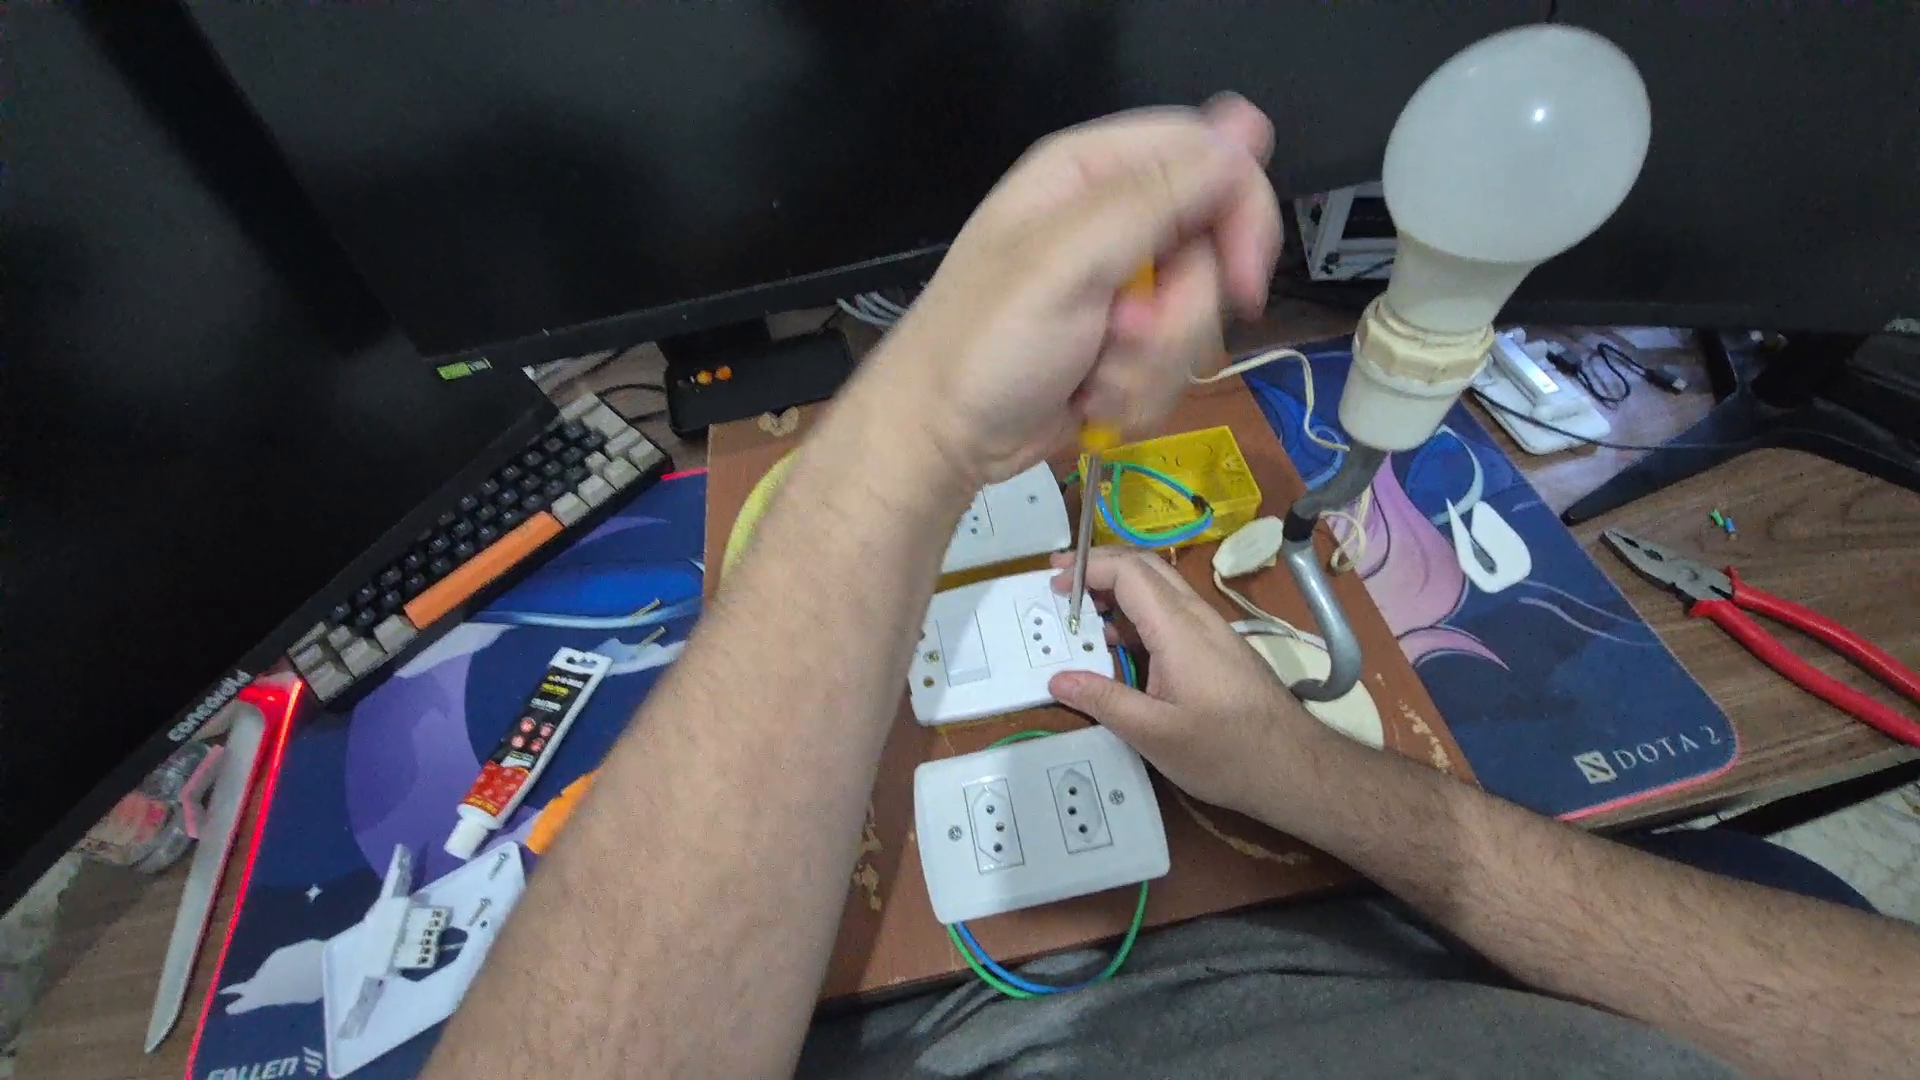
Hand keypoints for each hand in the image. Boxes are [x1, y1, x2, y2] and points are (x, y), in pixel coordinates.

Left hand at [867, 95, 1281, 488]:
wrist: (946, 437)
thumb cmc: (983, 348)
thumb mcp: (1064, 262)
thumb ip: (1154, 197)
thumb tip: (1242, 135)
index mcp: (1090, 177)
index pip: (1209, 158)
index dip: (1239, 214)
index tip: (1240, 279)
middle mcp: (1110, 228)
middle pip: (1212, 253)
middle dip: (1176, 318)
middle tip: (1119, 339)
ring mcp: (1118, 295)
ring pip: (1196, 322)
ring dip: (1149, 367)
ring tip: (1090, 377)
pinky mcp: (1122, 351)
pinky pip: (1172, 368)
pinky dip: (1135, 394)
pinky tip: (1087, 399)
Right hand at [1045, 549, 1338, 820]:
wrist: (1297, 768)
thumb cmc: (1226, 752)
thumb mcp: (1154, 735)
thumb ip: (1104, 702)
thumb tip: (1057, 680)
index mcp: (1178, 628)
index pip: (1129, 572)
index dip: (1088, 569)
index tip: (1054, 583)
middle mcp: (1196, 617)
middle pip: (1145, 568)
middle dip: (1099, 566)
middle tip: (1060, 581)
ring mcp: (1210, 630)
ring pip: (1159, 588)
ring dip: (1117, 588)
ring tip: (1081, 611)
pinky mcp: (1216, 647)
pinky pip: (1170, 611)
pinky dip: (1136, 612)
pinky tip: (1118, 642)